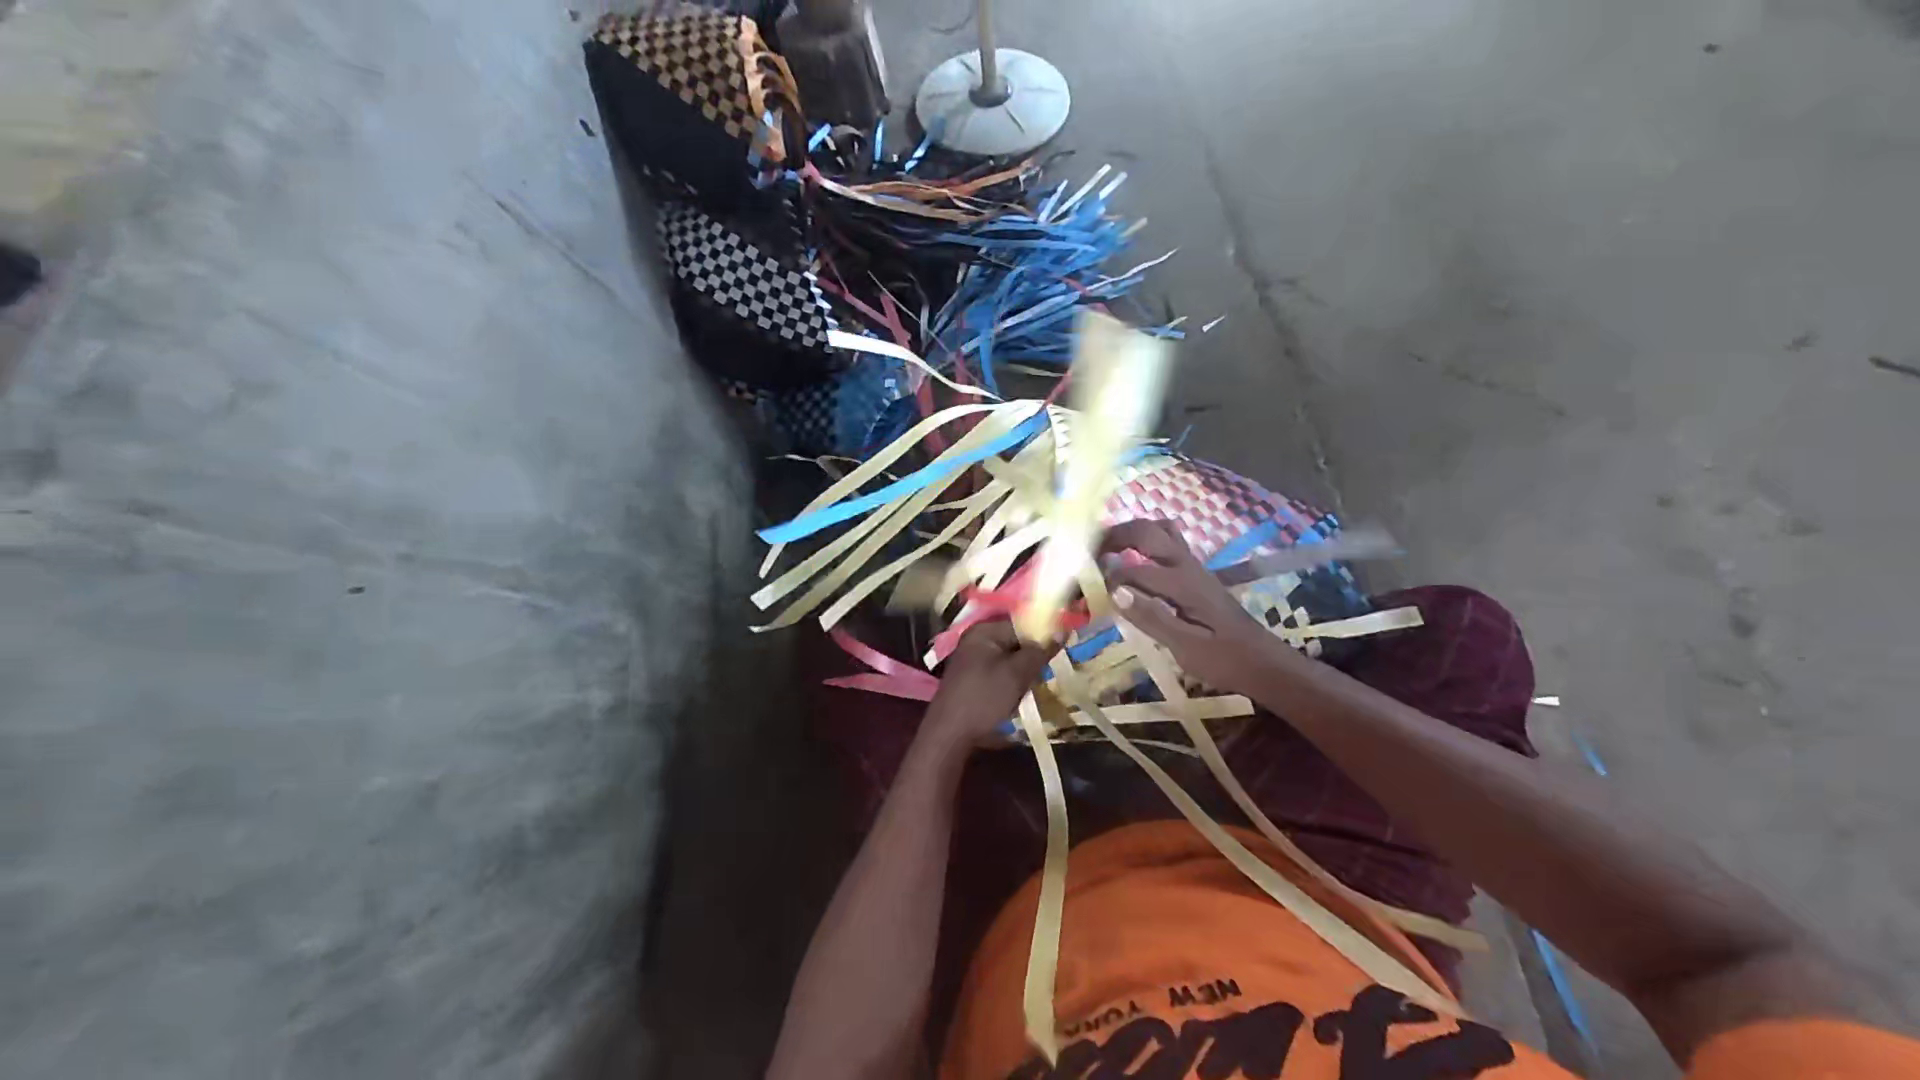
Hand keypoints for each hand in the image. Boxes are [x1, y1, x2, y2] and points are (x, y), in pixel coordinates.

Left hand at [922, 620, 1058, 752]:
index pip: (1023, 624)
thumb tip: (1061, 632)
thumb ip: (1039, 651)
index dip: (1044, 635)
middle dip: (1035, 654)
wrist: (950, 734)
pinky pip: (1001, 672)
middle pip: (1016, 641)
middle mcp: (977, 640)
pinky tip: (1022, 693)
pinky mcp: (973, 679)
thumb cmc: (983, 698)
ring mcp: (973, 660)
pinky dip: (1013, 680)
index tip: (1064, 648)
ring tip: (1040, 682)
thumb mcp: (1016, 674)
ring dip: (1025, 670)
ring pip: (1010, 659)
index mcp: (984, 631)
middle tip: (1053, 668)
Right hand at [1101, 519, 1289, 695]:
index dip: (1105, 578)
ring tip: (1106, 551)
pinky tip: (1132, 561)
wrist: (1264, 662)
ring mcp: (1193, 566)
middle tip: (1087, 554)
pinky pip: (1167, 542)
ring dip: (1130, 533)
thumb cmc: (1225, 660)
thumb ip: (1151, 617)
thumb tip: (1114, 592)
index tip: (1084, 593)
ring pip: (1159, 529)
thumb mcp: (1186, 647)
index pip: (1132, 569)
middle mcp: (1187, 565)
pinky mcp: (1195, 573)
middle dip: (1113, 536)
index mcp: (1182, 583)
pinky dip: (1144, 543)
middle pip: (1146, 531)